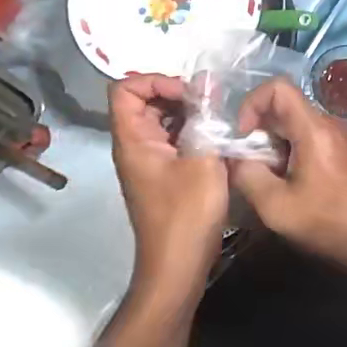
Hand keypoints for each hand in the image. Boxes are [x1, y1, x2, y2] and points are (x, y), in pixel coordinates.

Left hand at [109, 74, 228, 308]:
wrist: (178, 265)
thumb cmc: (188, 214)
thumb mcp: (203, 160)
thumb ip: (204, 119)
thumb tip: (207, 83)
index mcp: (133, 141)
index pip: (125, 90)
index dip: (156, 81)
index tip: (191, 94)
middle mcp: (134, 148)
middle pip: (144, 102)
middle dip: (179, 94)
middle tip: (214, 104)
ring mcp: (149, 162)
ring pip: (162, 120)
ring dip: (191, 112)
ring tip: (222, 119)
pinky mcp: (165, 174)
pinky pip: (174, 139)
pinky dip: (195, 130)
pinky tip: (221, 139)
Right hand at [227, 78, 346, 270]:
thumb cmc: (328, 221)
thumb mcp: (275, 205)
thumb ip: (246, 175)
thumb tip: (229, 156)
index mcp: (314, 128)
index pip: (278, 88)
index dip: (251, 104)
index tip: (240, 136)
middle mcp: (328, 124)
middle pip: (284, 106)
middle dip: (257, 129)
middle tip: (245, 164)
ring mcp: (337, 136)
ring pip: (293, 124)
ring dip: (271, 144)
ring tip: (262, 177)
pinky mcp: (340, 151)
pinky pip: (306, 138)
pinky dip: (287, 152)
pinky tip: (283, 183)